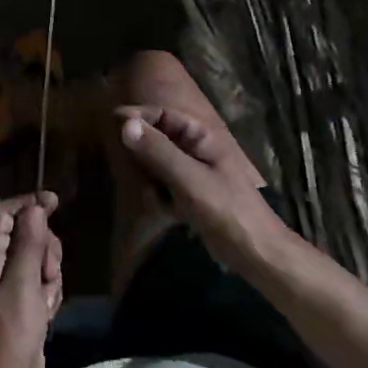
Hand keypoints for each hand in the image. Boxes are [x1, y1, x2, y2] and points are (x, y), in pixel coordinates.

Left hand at [0, 192, 62, 367]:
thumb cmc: (10, 331)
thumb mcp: (23, 283)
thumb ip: (29, 242)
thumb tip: (35, 207)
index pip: (5, 211)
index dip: (29, 203)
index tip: (56, 202)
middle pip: (27, 232)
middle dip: (45, 248)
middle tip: (47, 271)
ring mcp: (9, 281)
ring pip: (39, 256)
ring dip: (49, 273)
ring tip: (45, 298)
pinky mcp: (22, 298)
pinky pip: (42, 279)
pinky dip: (48, 292)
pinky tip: (46, 312)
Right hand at [116, 105, 285, 273]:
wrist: (255, 253)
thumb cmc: (227, 210)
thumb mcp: (189, 180)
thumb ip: (157, 151)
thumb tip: (124, 124)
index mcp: (199, 135)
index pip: (160, 114)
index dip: (136, 116)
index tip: (111, 124)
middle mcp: (193, 147)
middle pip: (153, 139)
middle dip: (142, 158)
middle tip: (138, 177)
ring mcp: (190, 170)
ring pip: (153, 164)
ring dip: (149, 182)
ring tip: (158, 201)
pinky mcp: (187, 192)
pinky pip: (160, 186)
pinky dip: (159, 198)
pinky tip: (169, 214)